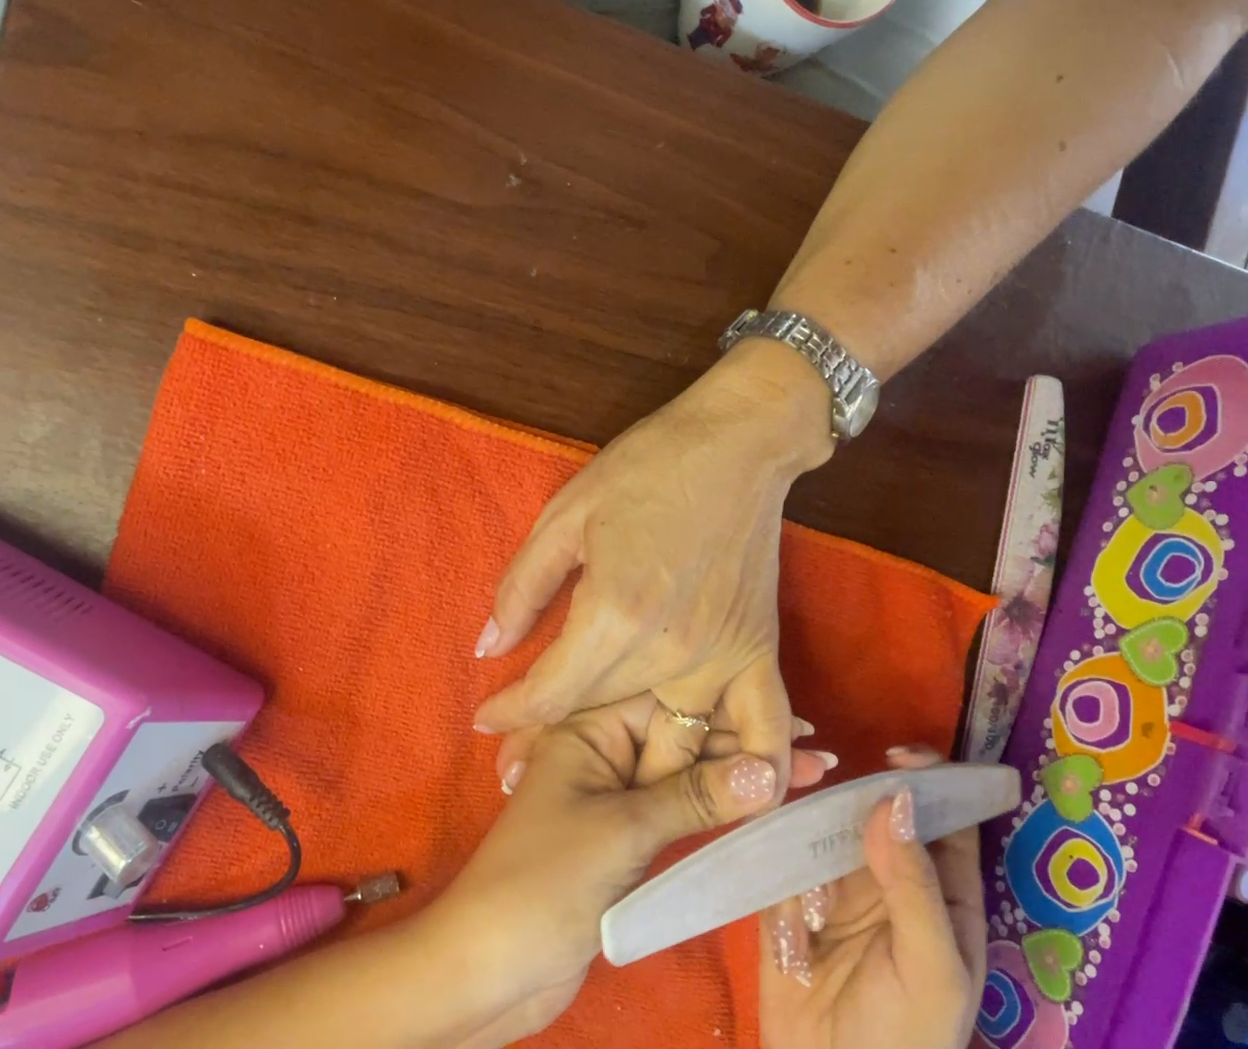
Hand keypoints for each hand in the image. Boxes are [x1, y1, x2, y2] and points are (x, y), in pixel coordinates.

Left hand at [422, 695, 795, 1045]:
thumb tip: (768, 769)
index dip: (732, 716)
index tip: (800, 725)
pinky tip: (762, 811)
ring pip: (685, 782)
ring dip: (739, 781)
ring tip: (811, 776)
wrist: (491, 966)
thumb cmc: (544, 882)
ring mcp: (613, 803)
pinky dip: (717, 814)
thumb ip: (692, 798)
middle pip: (682, 743)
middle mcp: (601, 757)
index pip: (667, 707)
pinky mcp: (622, 844)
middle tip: (821, 755)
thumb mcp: (622, 831)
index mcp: (586, 732)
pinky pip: (676, 818)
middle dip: (746, 748)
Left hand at [473, 342, 836, 791]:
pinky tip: (731, 802)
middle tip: (515, 763)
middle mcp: (668, 651)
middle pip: (601, 717)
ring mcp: (720, 658)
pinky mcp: (760, 652)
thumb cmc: (644, 470)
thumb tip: (487, 648)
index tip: (488, 723)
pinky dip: (750, 771)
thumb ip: (522, 588)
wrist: (738, 444)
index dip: (513, 713)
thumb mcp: (564, 517)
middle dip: (551, 740)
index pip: (552, 691)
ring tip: (591, 788)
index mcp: (613, 613)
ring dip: (630, 768)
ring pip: (665, 734)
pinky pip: (760, 729)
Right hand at [757, 746, 984, 1048]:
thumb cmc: (904, 1038)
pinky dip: (775, 860)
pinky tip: (781, 891)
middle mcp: (885, 880)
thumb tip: (893, 797)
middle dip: (852, 799)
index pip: (942, 821)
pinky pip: (777, 860)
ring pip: (819, 831)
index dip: (930, 781)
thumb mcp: (930, 968)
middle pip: (871, 815)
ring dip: (807, 833)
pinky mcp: (782, 901)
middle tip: (826, 795)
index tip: (896, 753)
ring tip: (805, 870)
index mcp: (939, 895)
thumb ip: (913, 883)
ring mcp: (831, 889)